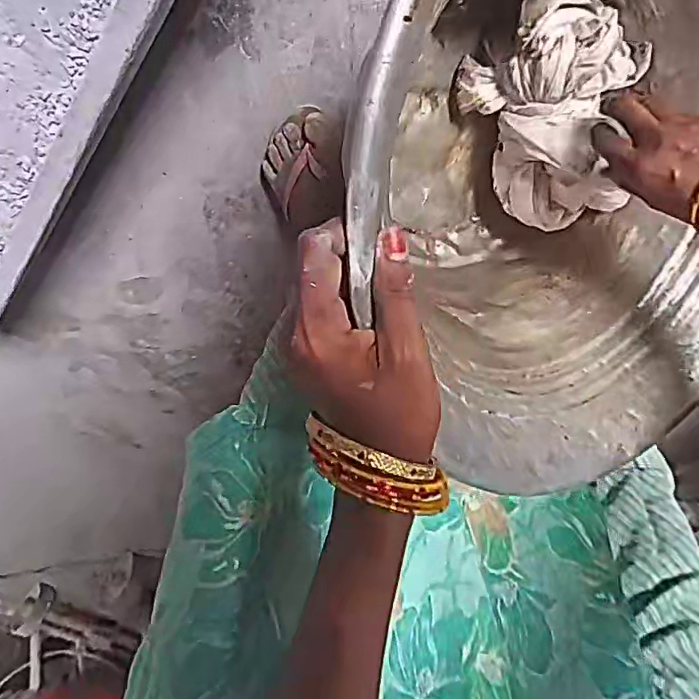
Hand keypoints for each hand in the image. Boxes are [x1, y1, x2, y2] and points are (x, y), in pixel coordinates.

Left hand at [286, 221, 440, 462]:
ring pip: (308, 283)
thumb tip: (390, 237)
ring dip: (341, 271)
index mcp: (315, 330)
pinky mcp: (301, 350)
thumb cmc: (400, 413)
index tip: (374, 234)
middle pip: (306, 266)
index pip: (311, 254)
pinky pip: (313, 304)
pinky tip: (366, 304)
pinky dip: (337, 292)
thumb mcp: (406, 351)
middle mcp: (292, 332)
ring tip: (379, 280)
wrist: (379, 467)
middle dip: (342, 249)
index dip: (339, 232)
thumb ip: (394, 291)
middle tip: (384, 257)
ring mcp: (292, 343)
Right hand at [592, 88, 698, 224]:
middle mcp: (655, 137)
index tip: (600, 134)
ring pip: (653, 103)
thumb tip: (621, 172)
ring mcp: (681, 124)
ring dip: (645, 106)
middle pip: (625, 105)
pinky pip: (683, 113)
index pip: (605, 139)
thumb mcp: (654, 199)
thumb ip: (633, 179)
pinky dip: (677, 119)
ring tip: (644, 112)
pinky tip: (681, 129)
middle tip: (613, 107)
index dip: (600, 134)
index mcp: (638, 163)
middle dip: (616, 104)